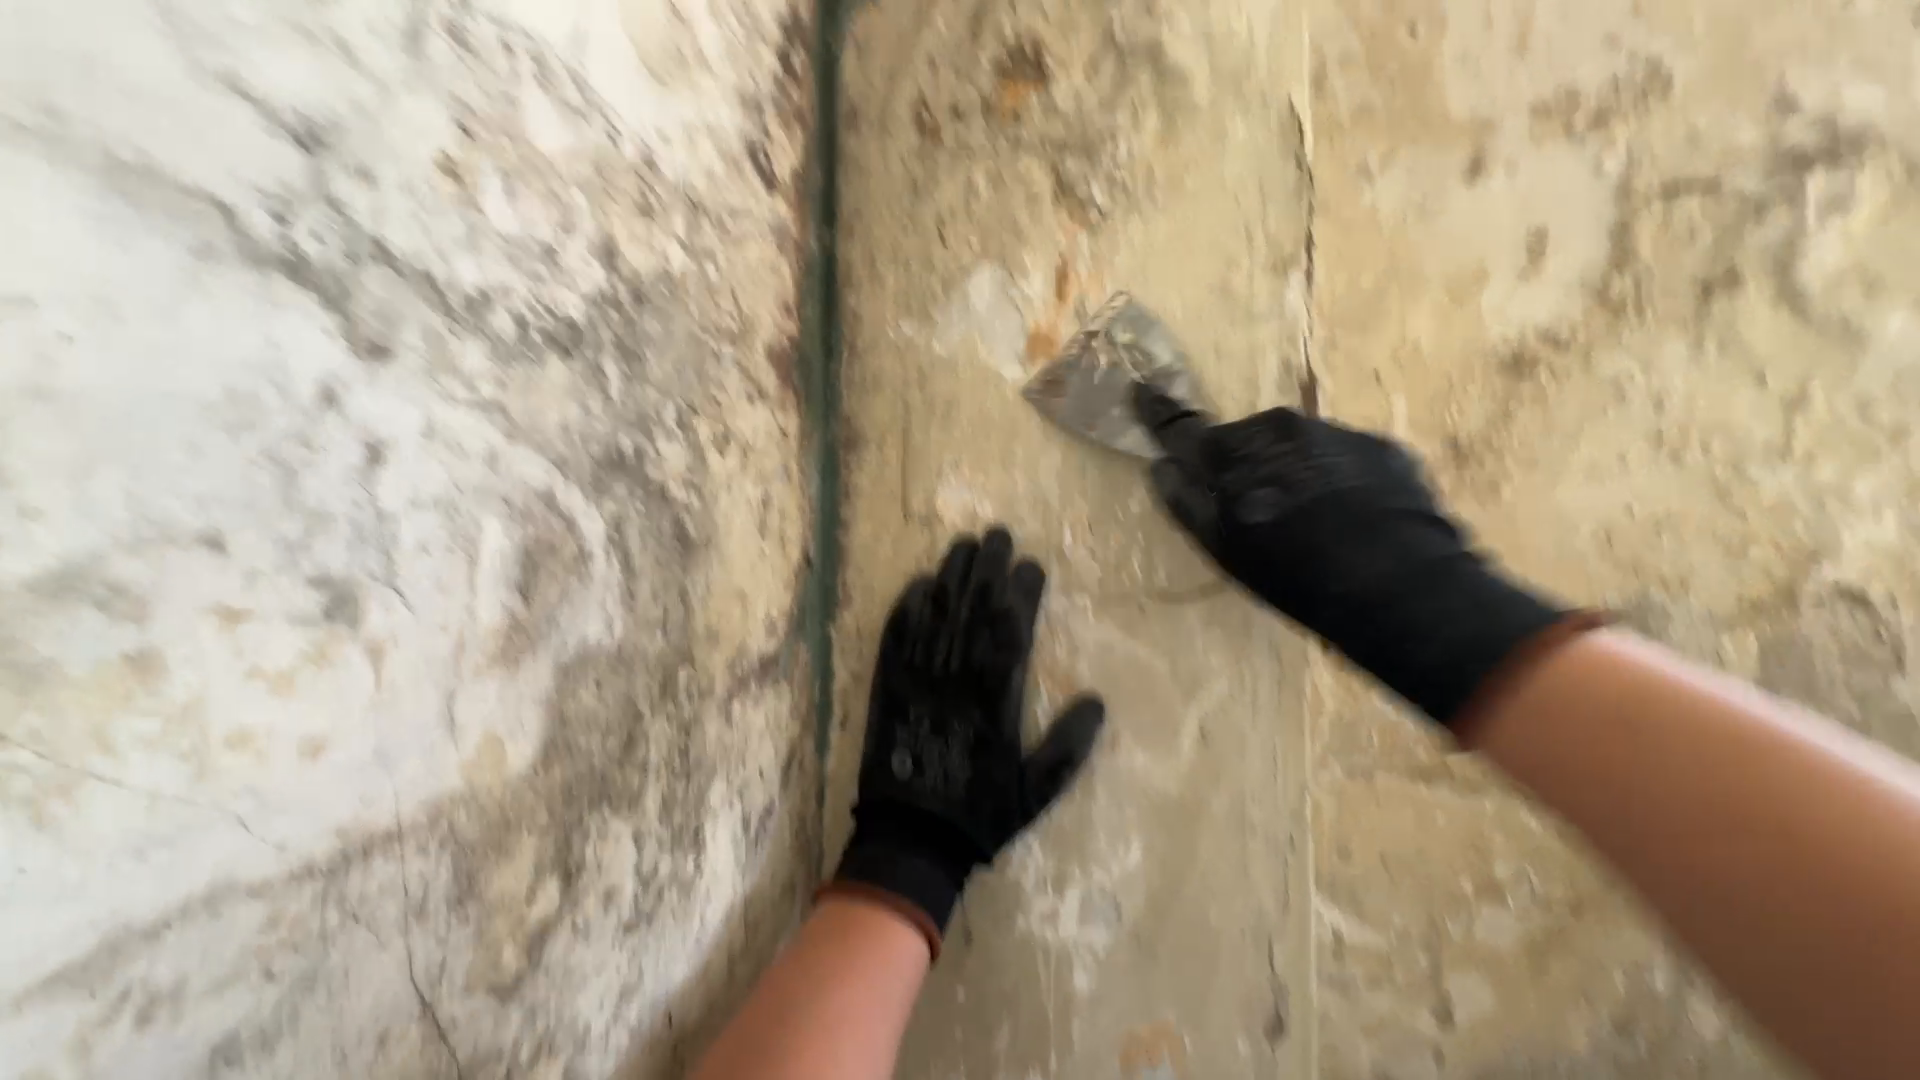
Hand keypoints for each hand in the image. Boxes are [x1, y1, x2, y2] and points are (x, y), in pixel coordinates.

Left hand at [828, 527, 1105, 954]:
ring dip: (950, 577)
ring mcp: (918, 680)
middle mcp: (956, 680)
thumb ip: (1068, 746)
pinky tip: (918, 583)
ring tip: (963, 544)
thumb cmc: (981, 814)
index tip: (1032, 566)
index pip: (1012, 633)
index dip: (1023, 595)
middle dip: (986, 570)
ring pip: (936, 616)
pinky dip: (905, 609)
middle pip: (972, 611)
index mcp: (995, 700)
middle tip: (997, 534)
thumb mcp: (1038, 791)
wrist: (913, 837)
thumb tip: (1097, 701)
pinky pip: (895, 640)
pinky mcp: (887, 688)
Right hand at [1131, 382, 1588, 729]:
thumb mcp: (1221, 549)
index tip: (1140, 390)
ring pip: (1296, 447)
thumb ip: (1186, 502)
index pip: (1182, 427)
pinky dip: (1336, 480)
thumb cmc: (1291, 574)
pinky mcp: (1381, 446)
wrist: (1398, 585)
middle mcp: (1279, 426)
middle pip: (1246, 439)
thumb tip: (1161, 466)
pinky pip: (1341, 458)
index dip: (1157, 411)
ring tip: (1313, 521)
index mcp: (1232, 452)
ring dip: (1293, 472)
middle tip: (1257, 510)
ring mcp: (1334, 432)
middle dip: (1244, 463)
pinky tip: (1350, 518)